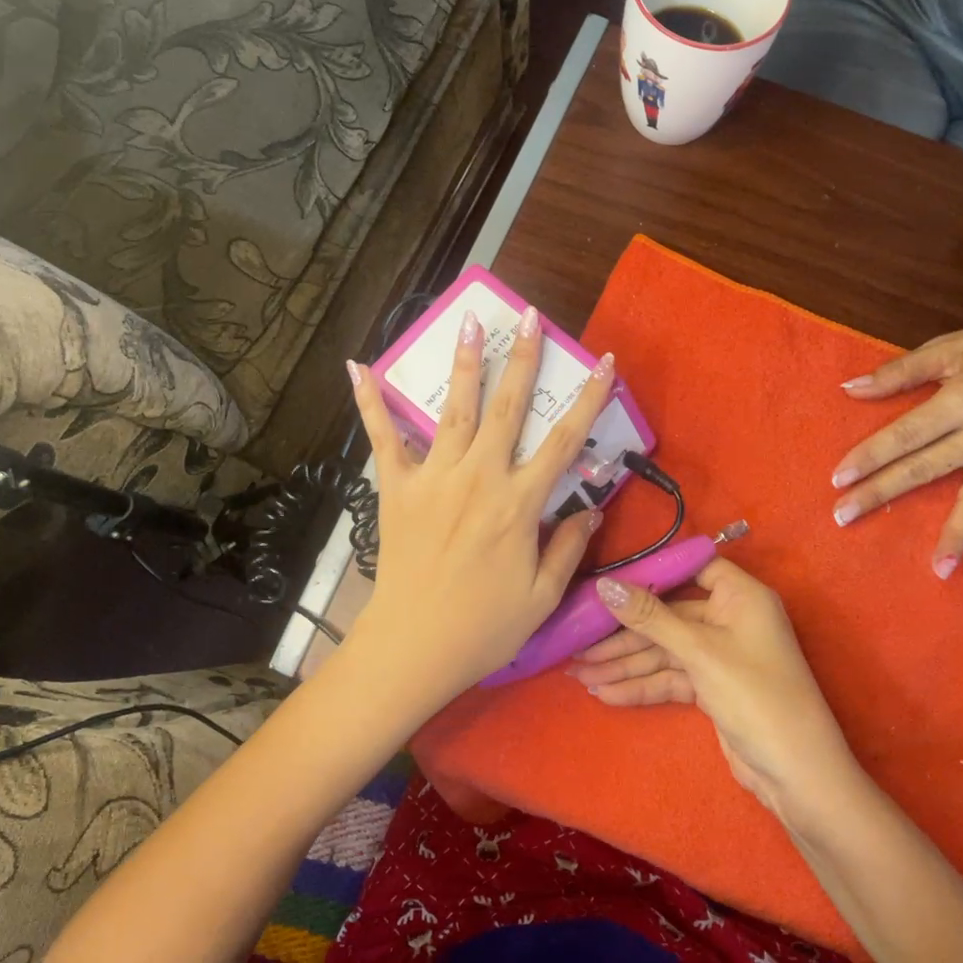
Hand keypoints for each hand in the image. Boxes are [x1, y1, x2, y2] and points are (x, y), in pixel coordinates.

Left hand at [343, 306, 615, 702]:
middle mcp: (479, 478)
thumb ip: (569, 546)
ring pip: (454, 410)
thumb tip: (591, 507)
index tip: (604, 363)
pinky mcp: (396, 489)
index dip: (588, 399)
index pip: (564, 441)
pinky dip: (370, 402)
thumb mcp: (543, 596)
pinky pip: (383, 438)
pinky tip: (358, 366)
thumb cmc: (485, 628)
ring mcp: (434, 479)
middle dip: (522, 359)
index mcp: (520, 504)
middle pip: (507, 408)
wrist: (414, 646)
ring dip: (465, 364)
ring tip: (470, 322)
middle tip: (529, 316)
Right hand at [568, 559, 853, 814]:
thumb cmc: (756, 696)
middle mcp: (731, 619)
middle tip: (578, 643)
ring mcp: (721, 656)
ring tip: (581, 675)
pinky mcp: (713, 688)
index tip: (607, 580)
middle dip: (624, 635)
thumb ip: (650, 618)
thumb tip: (604, 584)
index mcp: (741, 597)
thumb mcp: (700, 652)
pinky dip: (641, 686)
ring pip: (665, 651)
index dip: (651, 572)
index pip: (691, 568)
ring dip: (626, 664)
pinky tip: (606, 694)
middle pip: (669, 616)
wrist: (797, 775)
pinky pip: (671, 678)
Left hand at [830, 293, 962, 578]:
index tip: (838, 479)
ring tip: (938, 569)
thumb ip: (901, 371)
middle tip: (843, 517)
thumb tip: (851, 388)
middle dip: (882, 493)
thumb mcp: (951, 346)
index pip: (906, 435)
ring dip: (957, 535)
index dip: (870, 456)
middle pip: (925, 469)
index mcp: (962, 401)